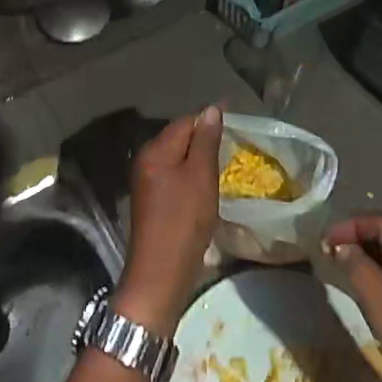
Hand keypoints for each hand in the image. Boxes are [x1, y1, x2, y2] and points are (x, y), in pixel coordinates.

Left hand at [113, 106, 223, 334]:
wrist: (161, 272)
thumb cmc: (184, 220)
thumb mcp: (201, 175)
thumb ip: (206, 141)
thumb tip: (211, 109)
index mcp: (155, 150)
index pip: (185, 121)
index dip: (209, 118)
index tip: (236, 118)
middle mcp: (146, 160)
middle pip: (178, 137)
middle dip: (204, 136)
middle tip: (234, 140)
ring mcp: (146, 181)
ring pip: (177, 157)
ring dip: (198, 156)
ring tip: (224, 159)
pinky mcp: (152, 199)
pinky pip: (174, 174)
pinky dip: (191, 173)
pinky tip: (206, 182)